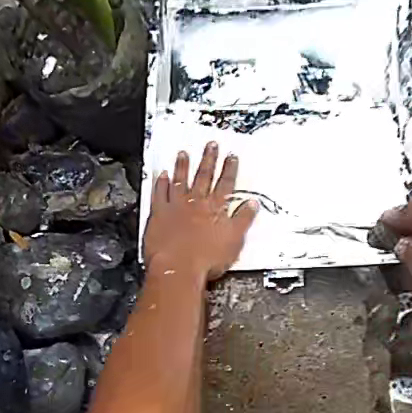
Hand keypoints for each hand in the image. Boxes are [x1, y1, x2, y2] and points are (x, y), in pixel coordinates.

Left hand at [143, 143, 256, 284]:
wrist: (178, 268)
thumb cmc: (207, 259)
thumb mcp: (234, 241)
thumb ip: (243, 220)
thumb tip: (252, 204)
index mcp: (215, 208)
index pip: (225, 184)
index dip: (229, 169)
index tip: (231, 156)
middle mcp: (196, 202)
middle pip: (203, 176)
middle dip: (208, 159)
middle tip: (210, 145)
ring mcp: (175, 206)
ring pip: (180, 180)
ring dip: (182, 166)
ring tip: (184, 153)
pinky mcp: (159, 214)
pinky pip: (159, 193)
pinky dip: (160, 183)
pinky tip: (161, 175)